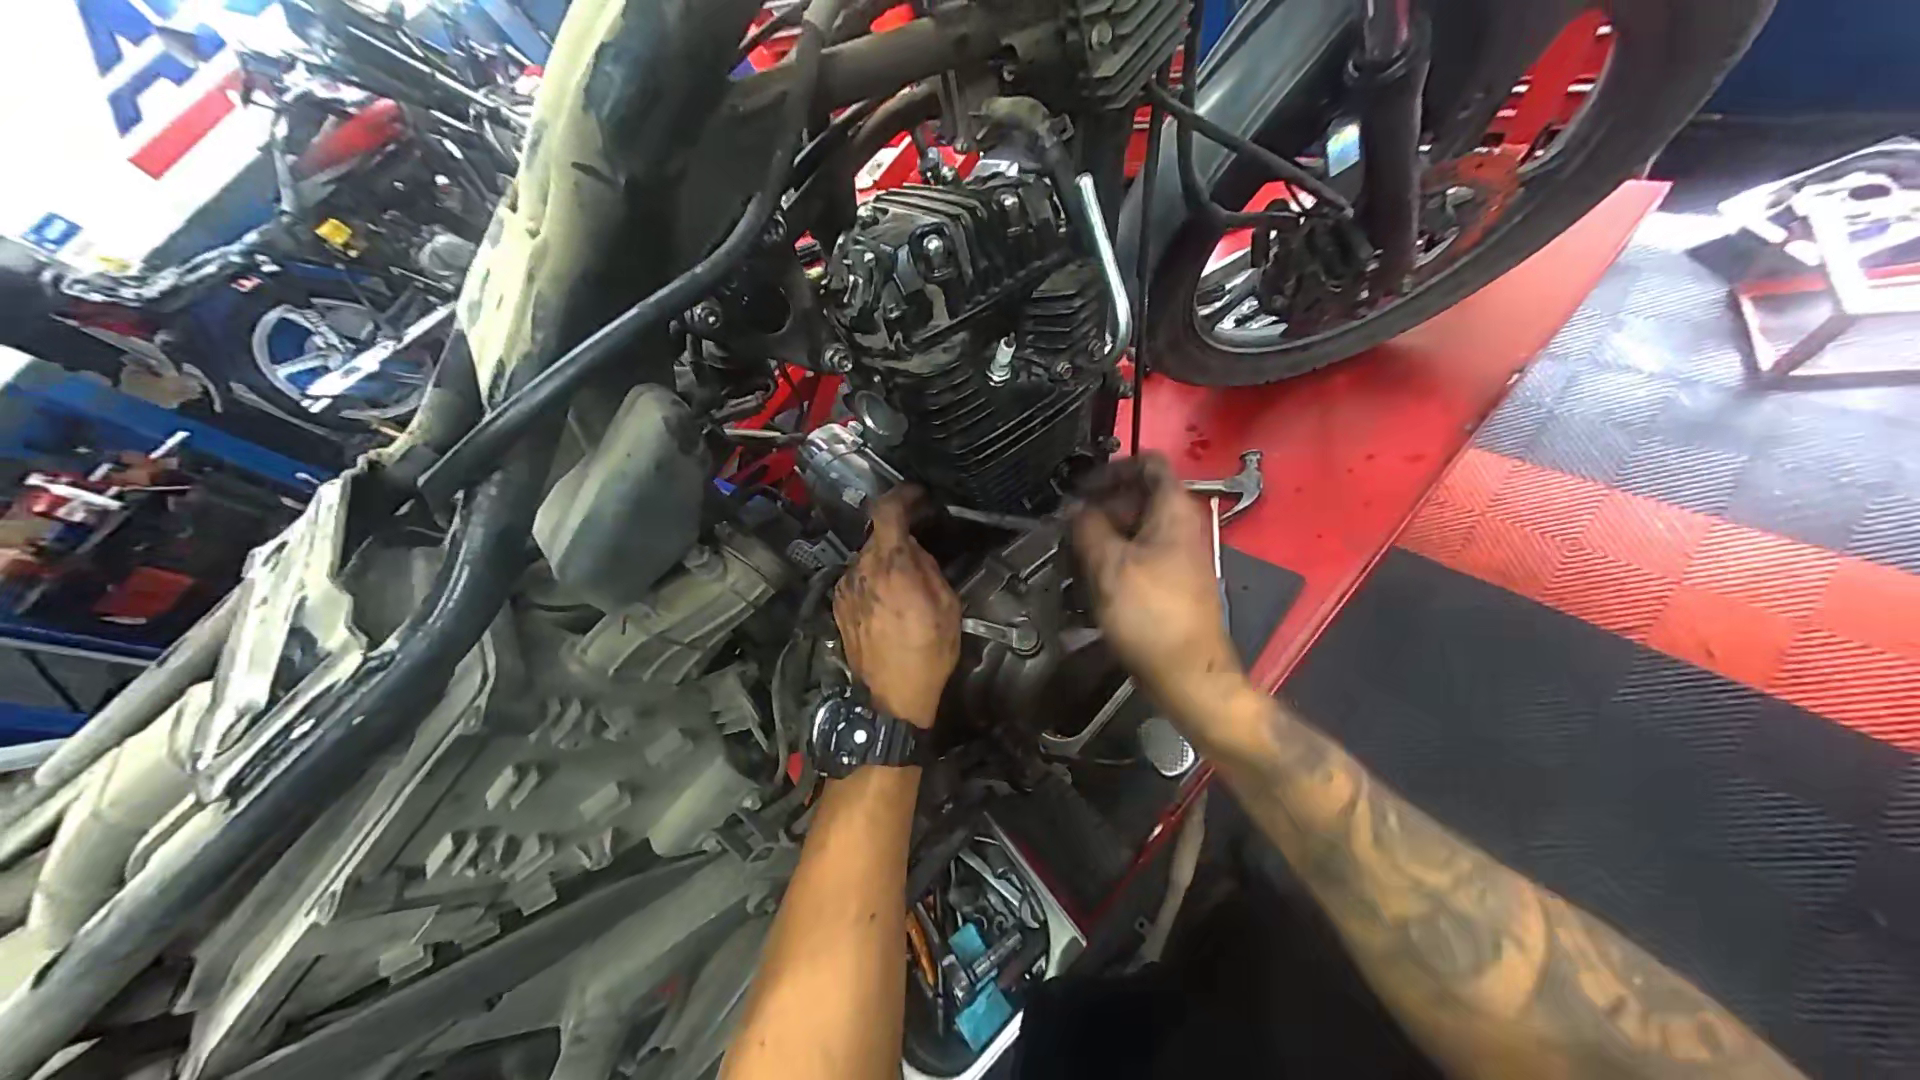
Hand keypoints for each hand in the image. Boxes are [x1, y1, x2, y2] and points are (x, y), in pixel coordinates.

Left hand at [833, 487, 960, 728]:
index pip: (887, 510)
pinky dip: (873, 578)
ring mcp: (845, 589)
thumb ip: (928, 567)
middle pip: (877, 535)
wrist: (892, 697)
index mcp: (891, 565)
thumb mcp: (947, 606)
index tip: (918, 496)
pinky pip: (857, 579)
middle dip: (899, 534)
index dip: (903, 495)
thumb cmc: (927, 653)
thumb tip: (915, 549)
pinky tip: (889, 600)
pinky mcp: (838, 606)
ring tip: (906, 581)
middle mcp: (861, 570)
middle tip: (921, 544)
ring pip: (866, 558)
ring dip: (886, 560)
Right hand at [1071, 454, 1243, 717]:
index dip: (1111, 468)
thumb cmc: (1150, 615)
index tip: (1079, 487)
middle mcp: (1180, 525)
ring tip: (1071, 553)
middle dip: (1099, 505)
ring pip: (1133, 527)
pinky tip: (1089, 577)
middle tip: (1067, 525)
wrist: (1186, 672)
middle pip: (1137, 495)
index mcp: (1174, 510)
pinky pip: (1137, 553)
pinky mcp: (1168, 580)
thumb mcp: (1109, 566)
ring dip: (1101, 534)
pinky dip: (1112, 556)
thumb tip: (1074, 508)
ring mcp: (1175, 554)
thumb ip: (1087, 528)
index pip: (1148, 463)